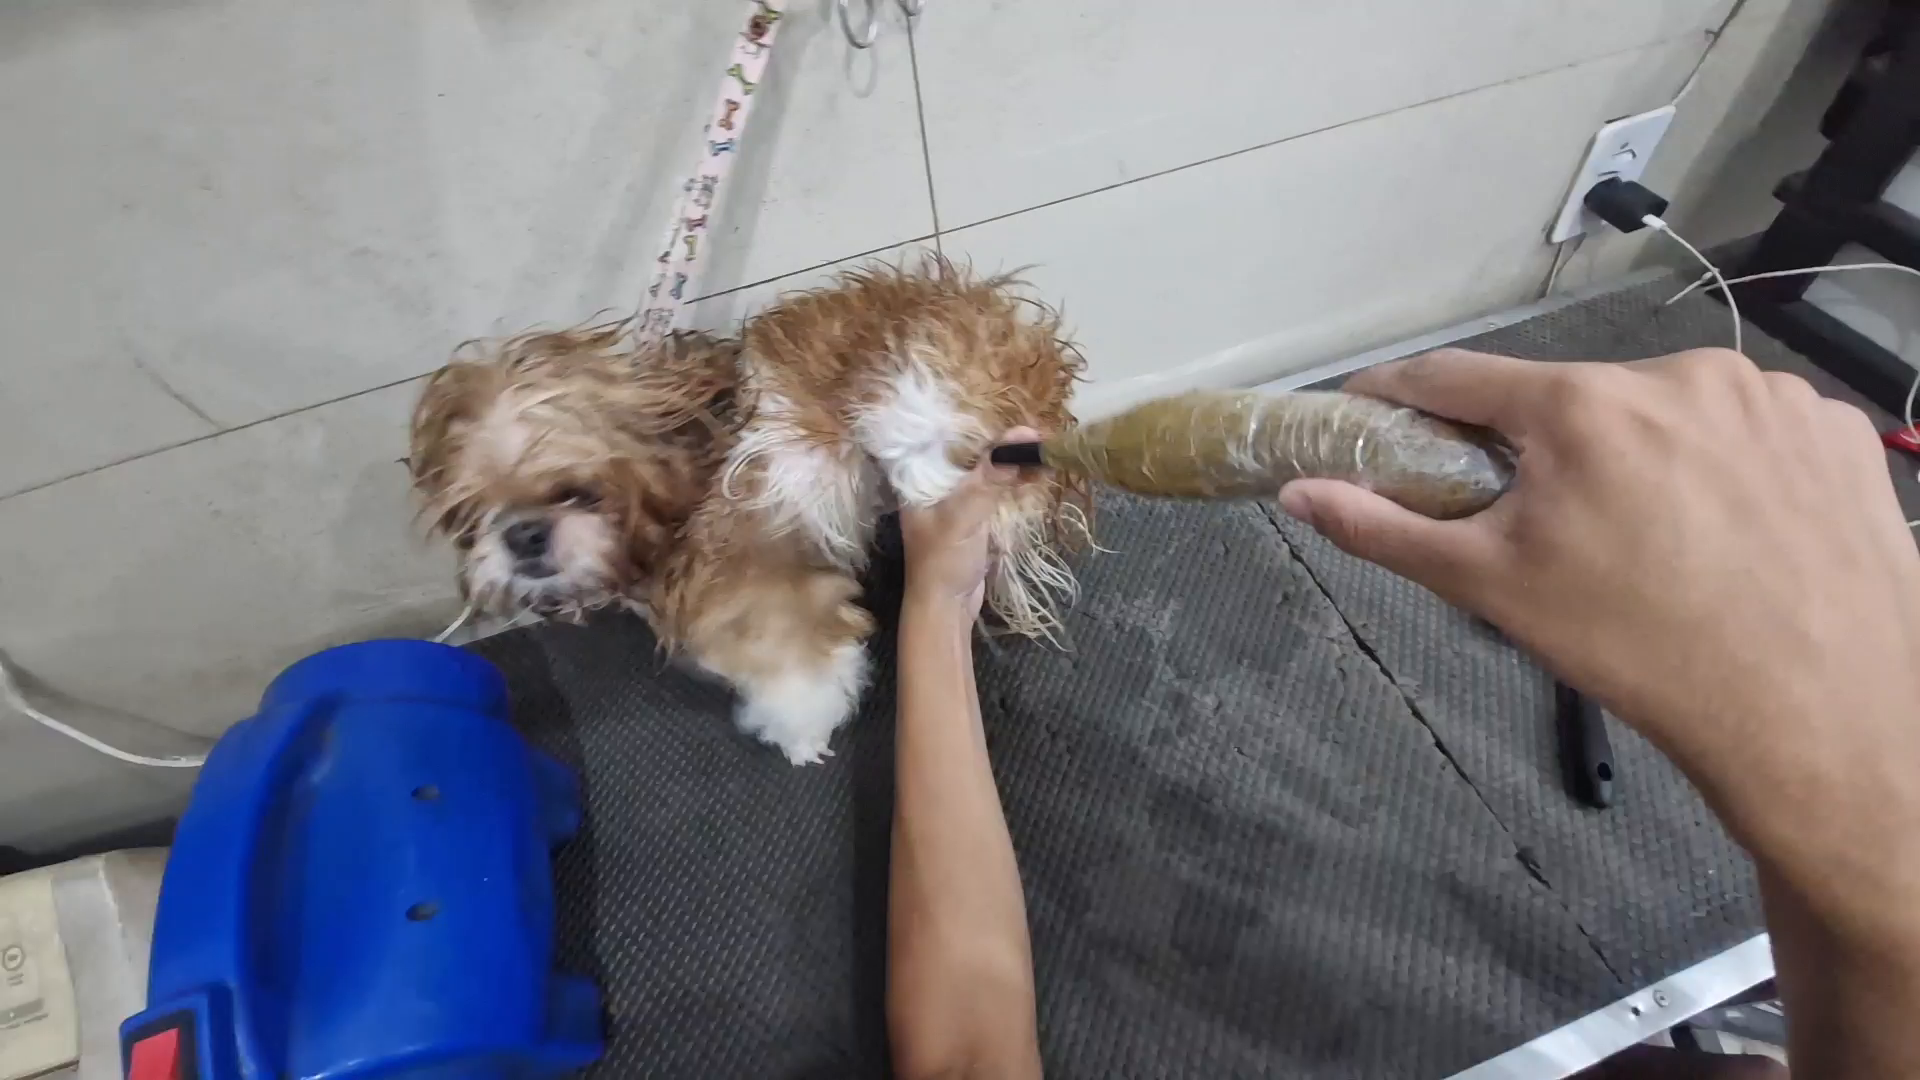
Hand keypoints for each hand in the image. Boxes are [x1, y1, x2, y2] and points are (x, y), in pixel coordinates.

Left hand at [898, 428, 1035, 616]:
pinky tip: (1037, 471)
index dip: (978, 423)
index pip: (946, 437)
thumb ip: (990, 479)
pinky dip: (1014, 480)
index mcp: (918, 478)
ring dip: (1012, 461)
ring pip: (986, 470)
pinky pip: (995, 489)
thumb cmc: (943, 561)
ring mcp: (955, 500)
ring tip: (1043, 447)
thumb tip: (1022, 437)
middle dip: (1001, 442)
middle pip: (970, 452)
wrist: (946, 608)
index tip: (1012, 413)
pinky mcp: (973, 515)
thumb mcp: (964, 516)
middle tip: (1037, 431)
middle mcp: (934, 484)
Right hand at [1278, 348, 1919, 939]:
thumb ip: (1377, 528)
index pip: (1452, 375)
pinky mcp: (1831, 426)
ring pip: (1639, 405)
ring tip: (1610, 519)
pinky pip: (1723, 420)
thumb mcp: (1481, 583)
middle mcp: (1677, 375)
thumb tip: (1296, 494)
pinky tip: (1696, 515)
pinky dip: (1687, 453)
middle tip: (1504, 503)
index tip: (1367, 408)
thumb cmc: (1626, 642)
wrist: (1822, 714)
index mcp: (1579, 407)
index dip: (1396, 390)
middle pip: (1551, 394)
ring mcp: (1768, 394)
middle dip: (1512, 437)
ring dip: (1602, 443)